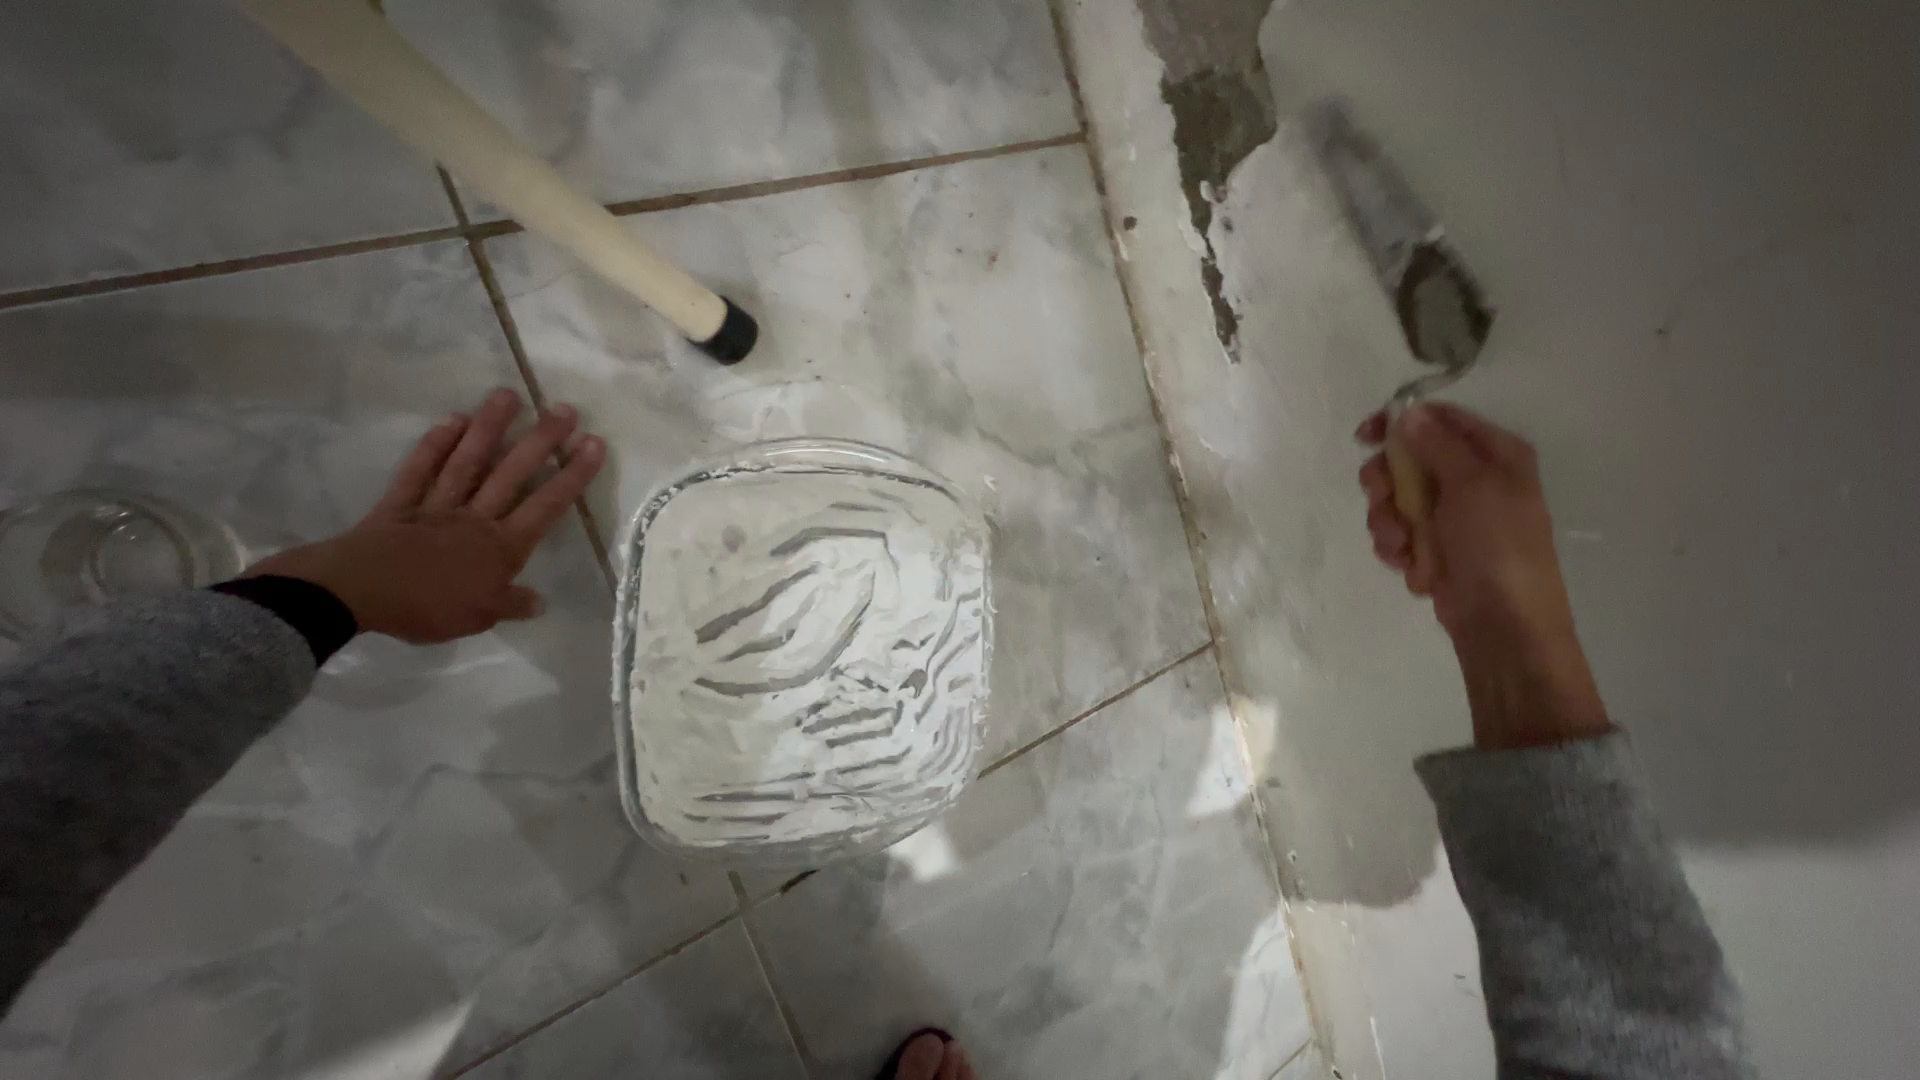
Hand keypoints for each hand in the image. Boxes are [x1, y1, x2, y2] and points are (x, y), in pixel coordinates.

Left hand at [245, 388, 606, 643]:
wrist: (356, 596)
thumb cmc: (426, 608)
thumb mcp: (480, 616)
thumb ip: (512, 604)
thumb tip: (539, 601)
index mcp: (502, 547)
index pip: (546, 506)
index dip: (573, 475)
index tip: (594, 444)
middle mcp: (476, 518)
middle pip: (513, 474)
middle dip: (541, 441)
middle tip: (563, 409)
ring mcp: (438, 506)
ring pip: (469, 463)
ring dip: (489, 428)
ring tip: (508, 395)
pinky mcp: (400, 504)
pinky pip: (420, 470)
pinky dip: (434, 445)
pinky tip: (451, 419)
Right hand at [1358, 403, 1609, 748]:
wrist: (1501, 622)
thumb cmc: (1497, 545)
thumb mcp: (1471, 484)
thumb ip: (1435, 444)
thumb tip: (1405, 412)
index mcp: (1493, 454)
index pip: (1438, 419)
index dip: (1399, 423)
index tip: (1365, 437)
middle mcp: (1470, 479)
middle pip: (1405, 460)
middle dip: (1386, 484)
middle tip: (1383, 499)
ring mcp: (1449, 516)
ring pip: (1393, 500)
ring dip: (1388, 524)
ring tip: (1404, 548)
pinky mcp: (1431, 547)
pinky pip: (1396, 534)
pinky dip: (1397, 549)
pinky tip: (1411, 567)